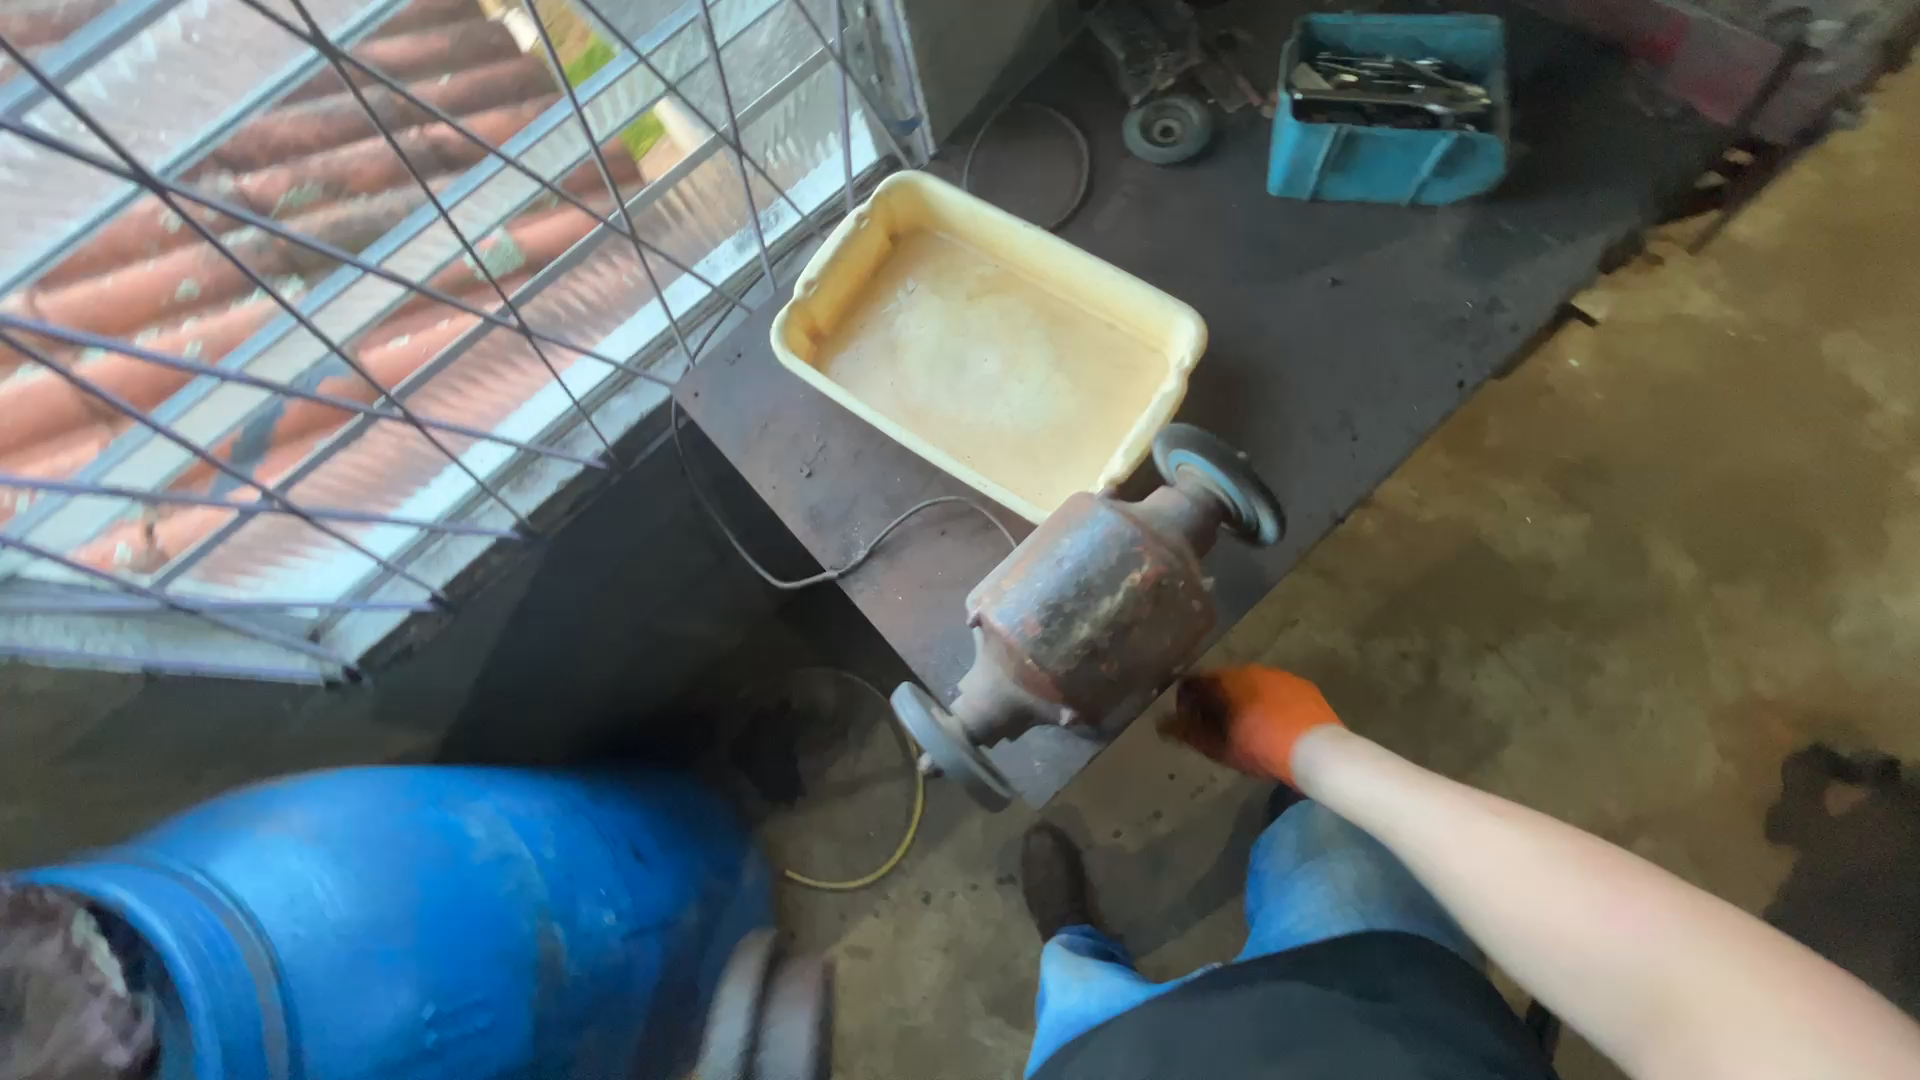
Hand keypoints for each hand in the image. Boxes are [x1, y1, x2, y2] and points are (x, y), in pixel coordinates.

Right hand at [1161, 666, 1345, 784]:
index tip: (1190, 725)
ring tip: (1246, 729)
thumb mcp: (1219, 747)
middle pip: (1222, 682)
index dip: (1186, 703)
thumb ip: (1188, 733)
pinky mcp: (1302, 685)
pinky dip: (1267, 703)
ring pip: (1250, 685)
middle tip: (1216, 729)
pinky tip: (1272, 725)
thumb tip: (1161, 724)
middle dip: (1214, 702)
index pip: (1193, 683)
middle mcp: (1251, 669)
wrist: (1318, 752)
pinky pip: (1274, 690)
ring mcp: (1279, 675)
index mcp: (1226, 680)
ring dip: (1241, 701)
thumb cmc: (1262, 749)